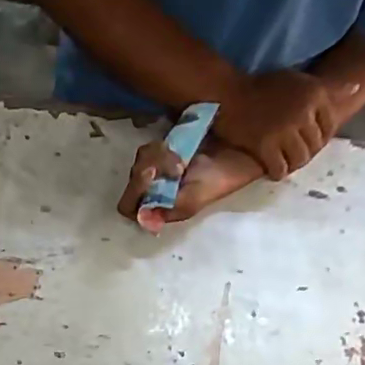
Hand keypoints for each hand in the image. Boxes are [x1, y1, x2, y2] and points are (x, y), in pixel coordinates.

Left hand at [116, 136, 264, 231]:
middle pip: (132, 180)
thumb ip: (168, 209)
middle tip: (178, 165)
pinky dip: (163, 147)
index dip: (134, 191)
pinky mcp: (162, 152)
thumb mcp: (193, 201)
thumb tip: (141, 217)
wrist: (238, 154)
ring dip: (160, 157)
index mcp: (156, 208)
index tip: (151, 174)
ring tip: (183, 160)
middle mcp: (151, 191)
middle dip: (152, 169)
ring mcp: (156, 170)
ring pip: (140, 161)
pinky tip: (180, 149)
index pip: (127, 206)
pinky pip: (150, 148)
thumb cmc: (217, 181)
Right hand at [214, 69, 347, 180]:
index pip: (330, 125)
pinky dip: (278, 173)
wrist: (228, 95)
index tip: (308, 143)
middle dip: (307, 153)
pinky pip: (279, 168)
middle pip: (315, 145)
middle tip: (295, 157)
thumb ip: (327, 88)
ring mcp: (285, 131)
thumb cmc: (261, 86)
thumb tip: (356, 88)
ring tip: (286, 165)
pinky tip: (273, 171)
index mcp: (315, 95)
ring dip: (294, 165)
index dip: (321, 138)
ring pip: (300, 159)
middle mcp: (304, 113)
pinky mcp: (265, 146)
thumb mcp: (299, 80)